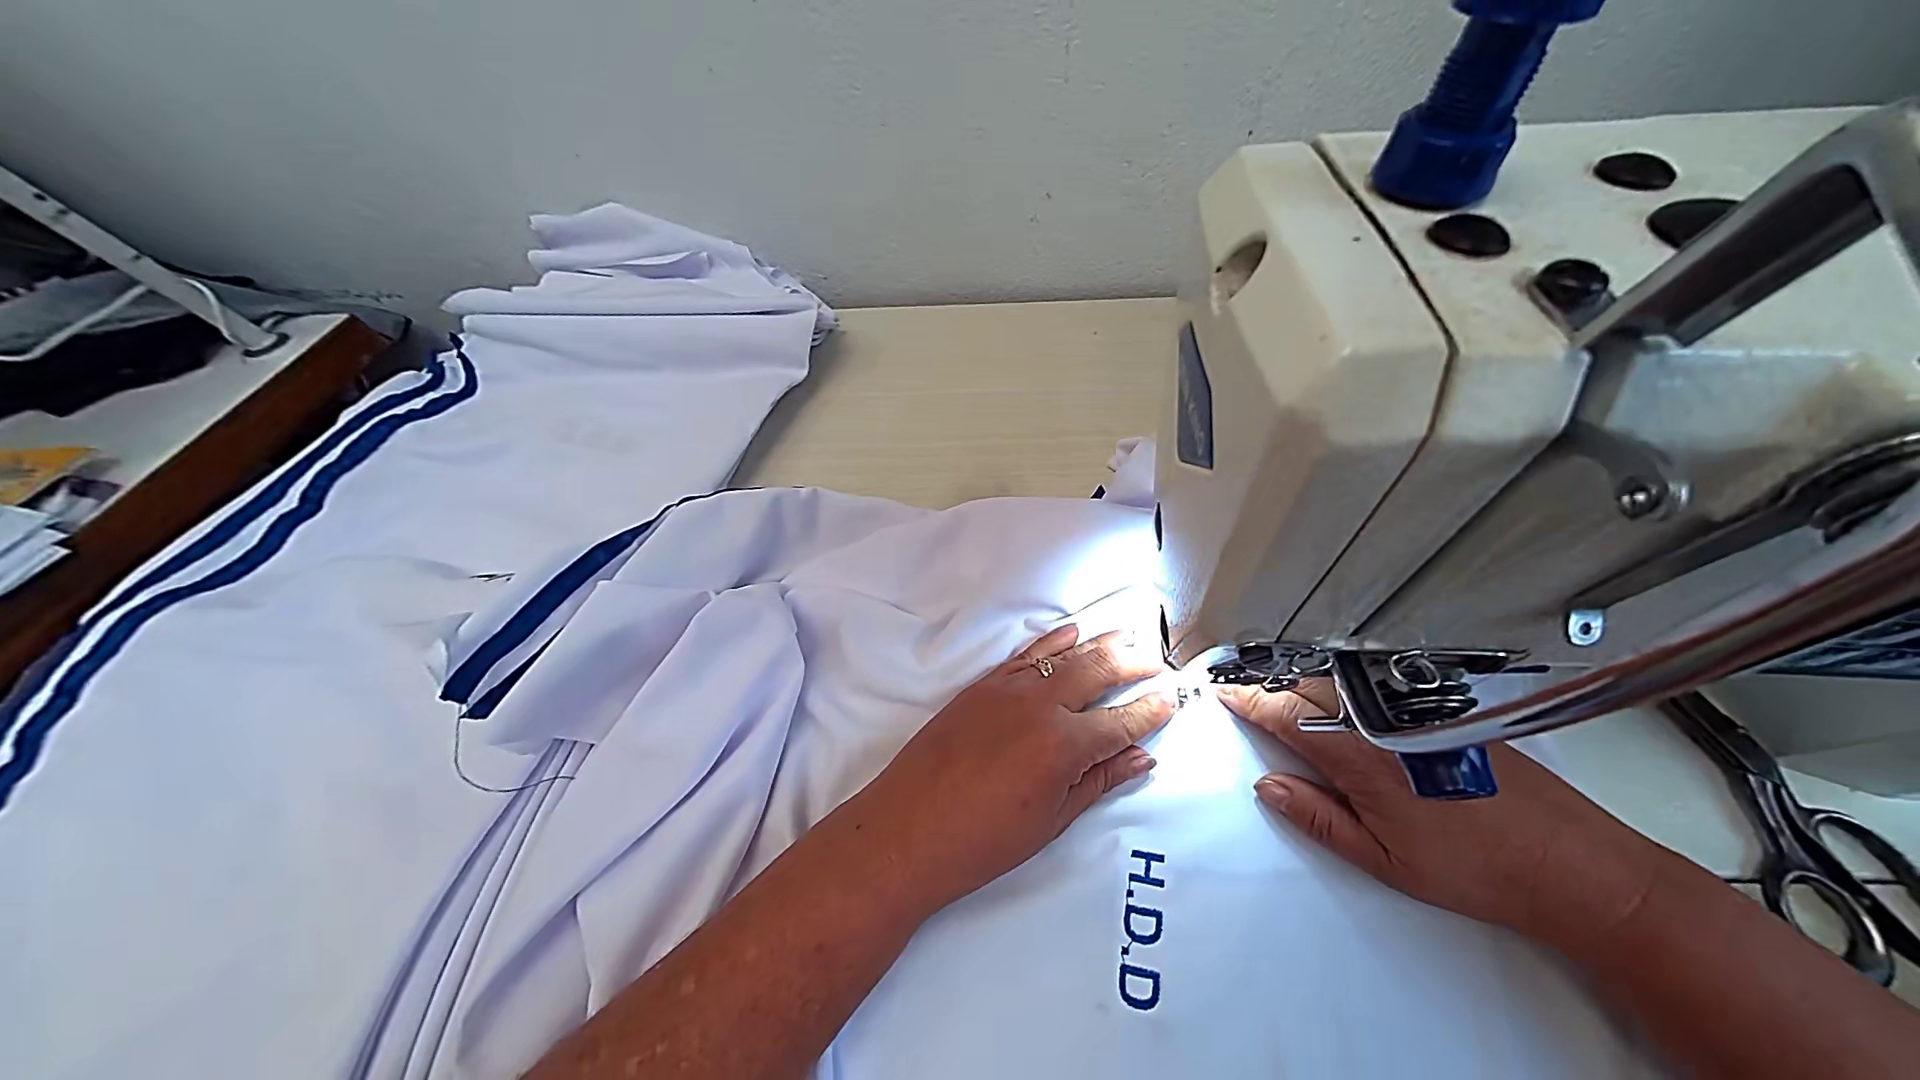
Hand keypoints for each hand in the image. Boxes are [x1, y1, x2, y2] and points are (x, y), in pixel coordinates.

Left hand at [829, 625, 1173, 913]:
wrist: (905, 830)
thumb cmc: (975, 839)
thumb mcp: (1050, 820)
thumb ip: (1098, 780)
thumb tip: (1136, 759)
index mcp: (1061, 746)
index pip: (1122, 721)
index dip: (1151, 710)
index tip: (1171, 699)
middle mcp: (1037, 707)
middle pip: (1099, 671)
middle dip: (1134, 664)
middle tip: (1157, 663)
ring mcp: (1006, 690)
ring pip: (1065, 655)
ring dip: (1100, 644)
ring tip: (1128, 637)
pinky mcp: (981, 686)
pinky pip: (1026, 654)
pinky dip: (1052, 642)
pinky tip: (1069, 634)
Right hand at [1220, 681, 1673, 949]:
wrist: (1574, 867)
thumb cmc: (1483, 868)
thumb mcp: (1382, 858)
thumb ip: (1317, 818)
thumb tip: (1271, 789)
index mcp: (1363, 756)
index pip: (1287, 715)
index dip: (1250, 701)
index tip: (1227, 694)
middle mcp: (1388, 724)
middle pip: (1310, 687)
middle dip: (1271, 687)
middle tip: (1248, 695)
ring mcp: (1419, 713)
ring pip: (1343, 682)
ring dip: (1305, 682)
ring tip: (1286, 696)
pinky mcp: (1446, 713)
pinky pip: (1377, 687)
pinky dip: (1344, 686)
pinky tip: (1343, 700)